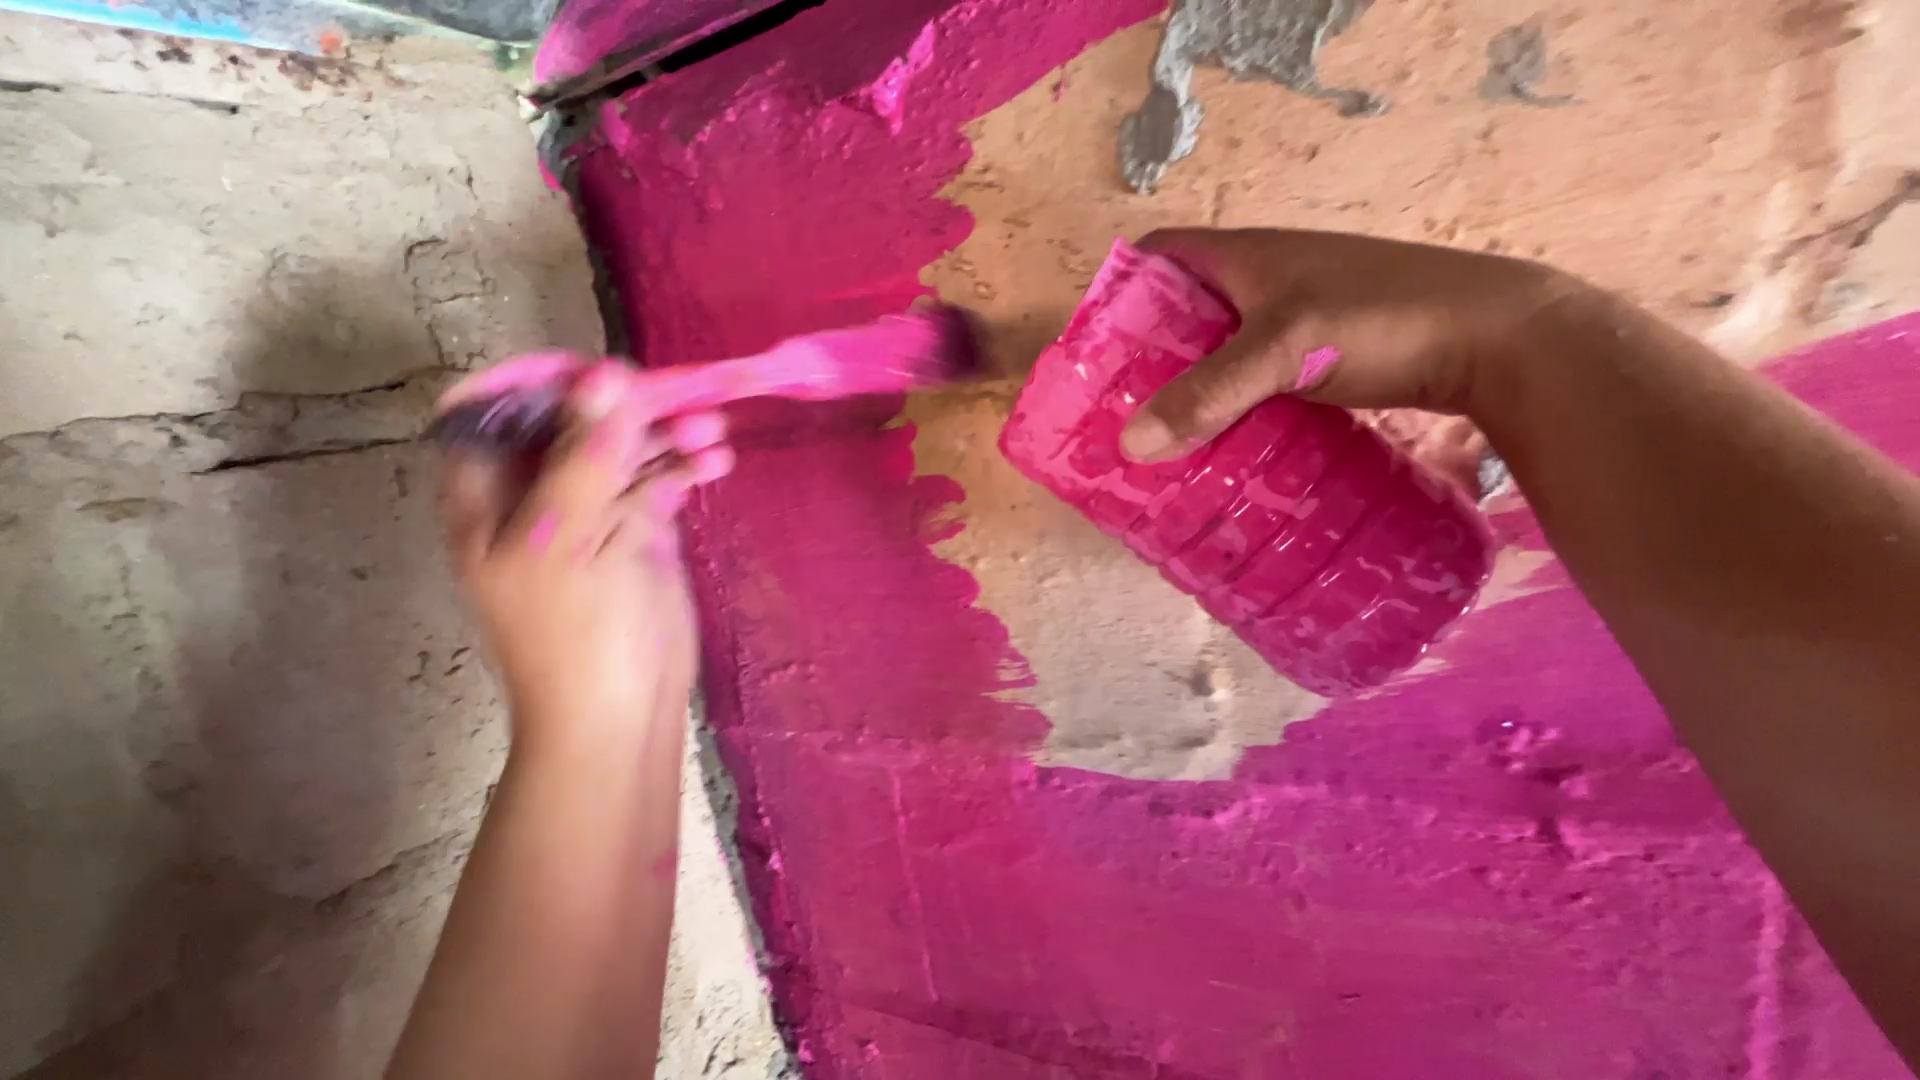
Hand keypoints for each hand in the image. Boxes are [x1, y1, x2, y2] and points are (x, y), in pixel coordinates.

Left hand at [437, 358, 733, 748]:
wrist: (620, 711)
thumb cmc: (574, 634)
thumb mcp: (566, 540)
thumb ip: (583, 455)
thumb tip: (605, 375)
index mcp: (488, 494)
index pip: (492, 409)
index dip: (536, 382)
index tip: (595, 374)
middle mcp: (536, 493)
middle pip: (572, 421)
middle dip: (623, 404)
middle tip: (677, 395)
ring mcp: (591, 512)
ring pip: (623, 447)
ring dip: (666, 432)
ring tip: (712, 430)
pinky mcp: (638, 531)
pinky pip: (660, 480)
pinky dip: (687, 466)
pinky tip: (718, 463)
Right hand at [1118, 228, 1587, 467]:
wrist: (1502, 340)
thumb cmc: (1383, 318)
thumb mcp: (1283, 349)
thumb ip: (1207, 394)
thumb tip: (1128, 445)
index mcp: (1244, 255)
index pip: (1157, 257)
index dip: (1119, 292)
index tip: (1093, 350)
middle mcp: (1264, 280)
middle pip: (1183, 313)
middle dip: (1147, 357)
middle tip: (1117, 409)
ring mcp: (1295, 319)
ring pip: (1219, 352)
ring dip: (1189, 389)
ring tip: (1158, 437)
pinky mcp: (1322, 357)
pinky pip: (1253, 379)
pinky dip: (1230, 407)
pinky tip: (1219, 445)